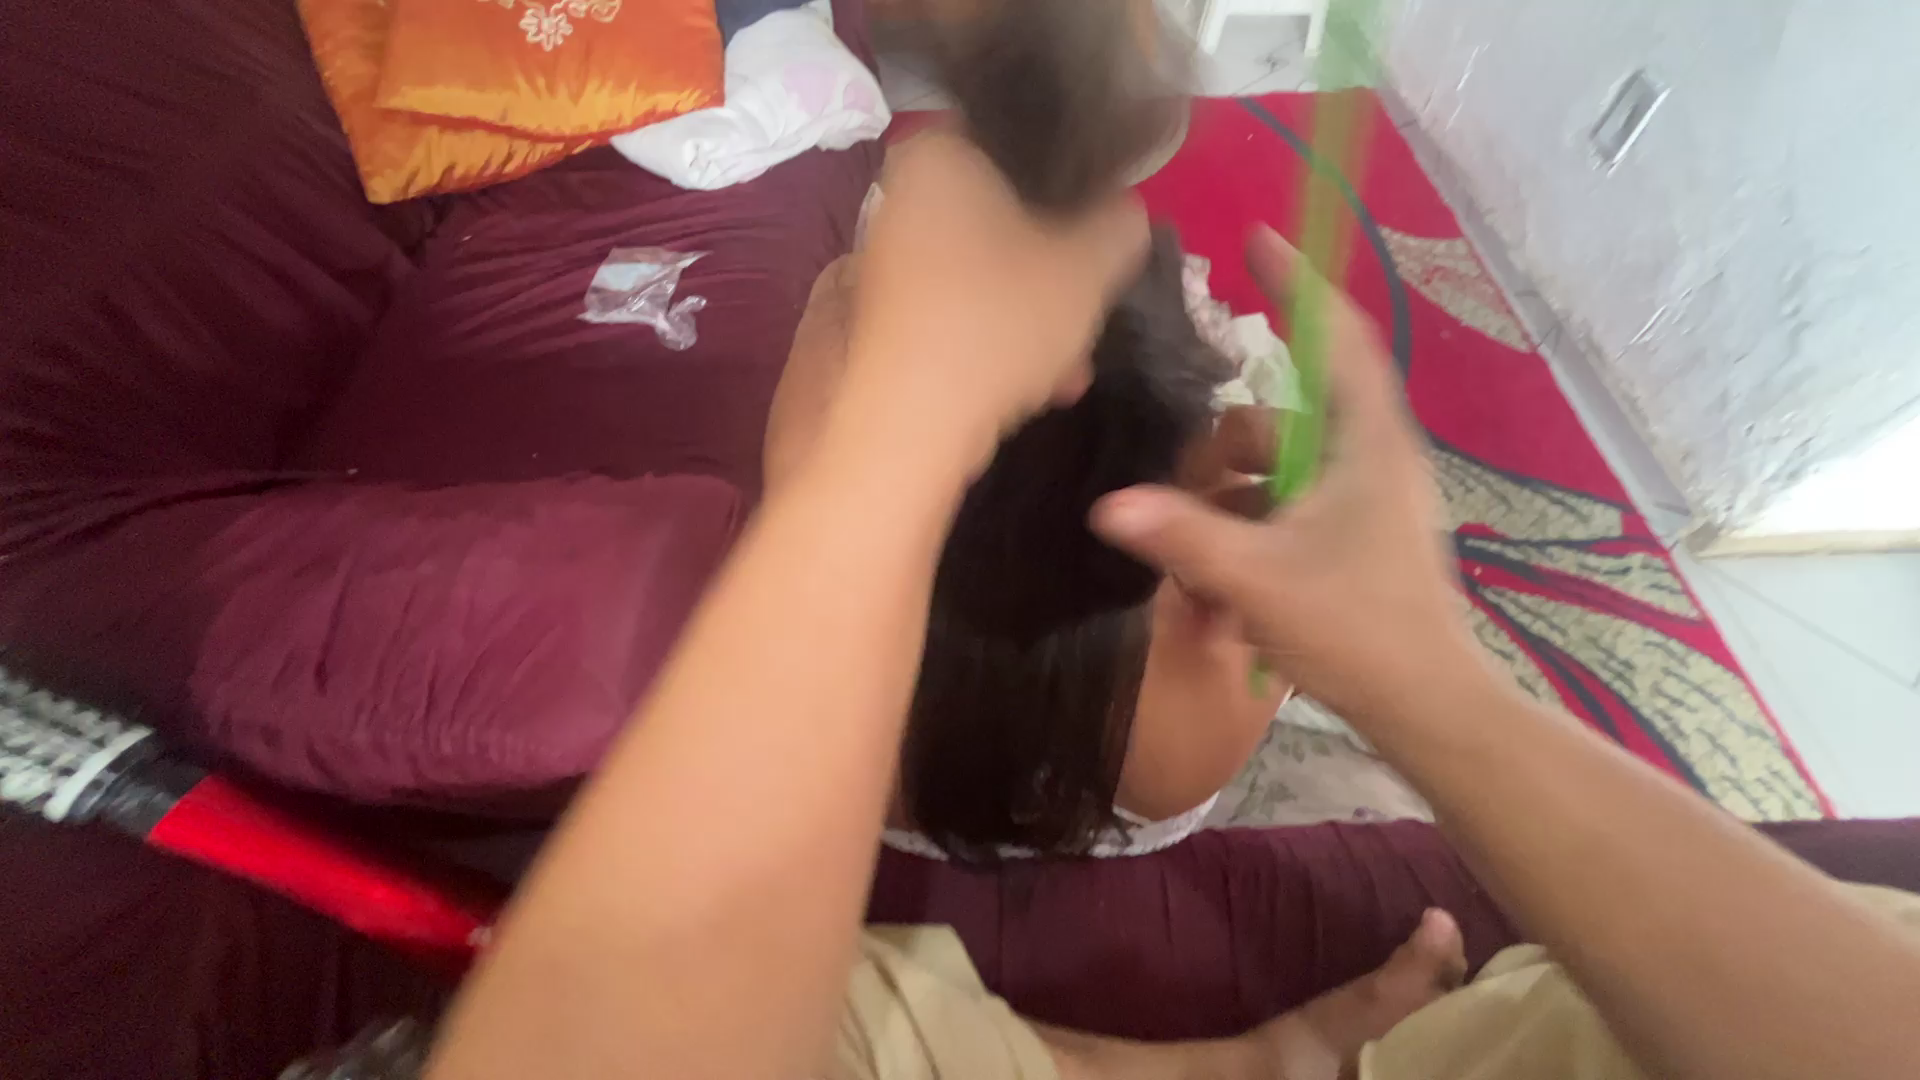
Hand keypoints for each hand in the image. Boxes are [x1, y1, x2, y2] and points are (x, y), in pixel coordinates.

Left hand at [836, 130, 1150, 471]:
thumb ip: (1119, 226)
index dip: (1074, 182)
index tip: (1103, 228)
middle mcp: (900, 203)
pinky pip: (960, 318)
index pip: (1020, 142)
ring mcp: (888, 268)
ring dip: (1037, 321)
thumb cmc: (999, 321)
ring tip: (1071, 370)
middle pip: (1006, 223)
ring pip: (987, 280)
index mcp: (937, 155)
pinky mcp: (887, 325)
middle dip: (1058, 275)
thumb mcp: (1087, 266)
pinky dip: (999, 344)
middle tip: (1091, 311)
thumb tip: (1124, 214)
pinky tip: (1039, 387)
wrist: (912, 423)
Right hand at [1092, 227, 1494, 723]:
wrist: (1424, 707)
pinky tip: (1216, 588)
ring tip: (1196, 565)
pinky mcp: (1348, 534)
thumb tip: (1106, 507)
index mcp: (1363, 445)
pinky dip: (1244, 534)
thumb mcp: (1256, 578)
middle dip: (1222, 451)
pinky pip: (1280, 510)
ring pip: (1272, 471)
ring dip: (1226, 506)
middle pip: (1279, 417)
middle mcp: (1366, 459)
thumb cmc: (1357, 631)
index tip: (1256, 240)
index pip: (1333, 338)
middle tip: (1182, 491)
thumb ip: (1182, 537)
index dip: (1297, 284)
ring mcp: (1358, 499)